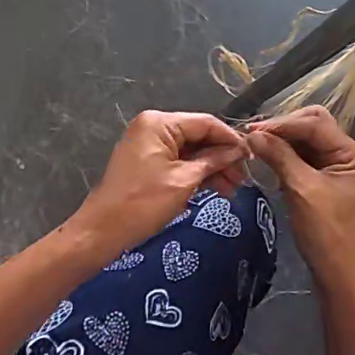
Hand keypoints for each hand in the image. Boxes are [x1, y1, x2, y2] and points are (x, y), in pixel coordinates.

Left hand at [71, 111, 249, 253]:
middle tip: (243, 179)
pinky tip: (214, 189)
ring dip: (211, 169)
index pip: (206, 122)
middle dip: (222, 157)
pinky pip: (178, 161)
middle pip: (199, 136)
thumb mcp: (184, 180)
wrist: (102, 232)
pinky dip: (195, 174)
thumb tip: (239, 150)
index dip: (231, 140)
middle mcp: (153, 126)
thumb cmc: (143, 203)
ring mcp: (149, 144)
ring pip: (191, 151)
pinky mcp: (147, 162)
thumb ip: (214, 161)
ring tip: (231, 190)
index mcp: (159, 122)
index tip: (252, 157)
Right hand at [246, 106, 354, 290]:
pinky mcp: (328, 179)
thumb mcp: (302, 190)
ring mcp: (340, 167)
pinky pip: (305, 158)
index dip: (282, 124)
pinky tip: (268, 157)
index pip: (315, 125)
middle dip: (283, 129)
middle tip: (253, 136)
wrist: (339, 274)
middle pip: (313, 127)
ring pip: (307, 142)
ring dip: (282, 142)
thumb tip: (252, 134)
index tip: (252, 130)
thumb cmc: (327, 233)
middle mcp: (351, 154)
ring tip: (255, 145)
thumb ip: (279, 157)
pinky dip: (287, 156)